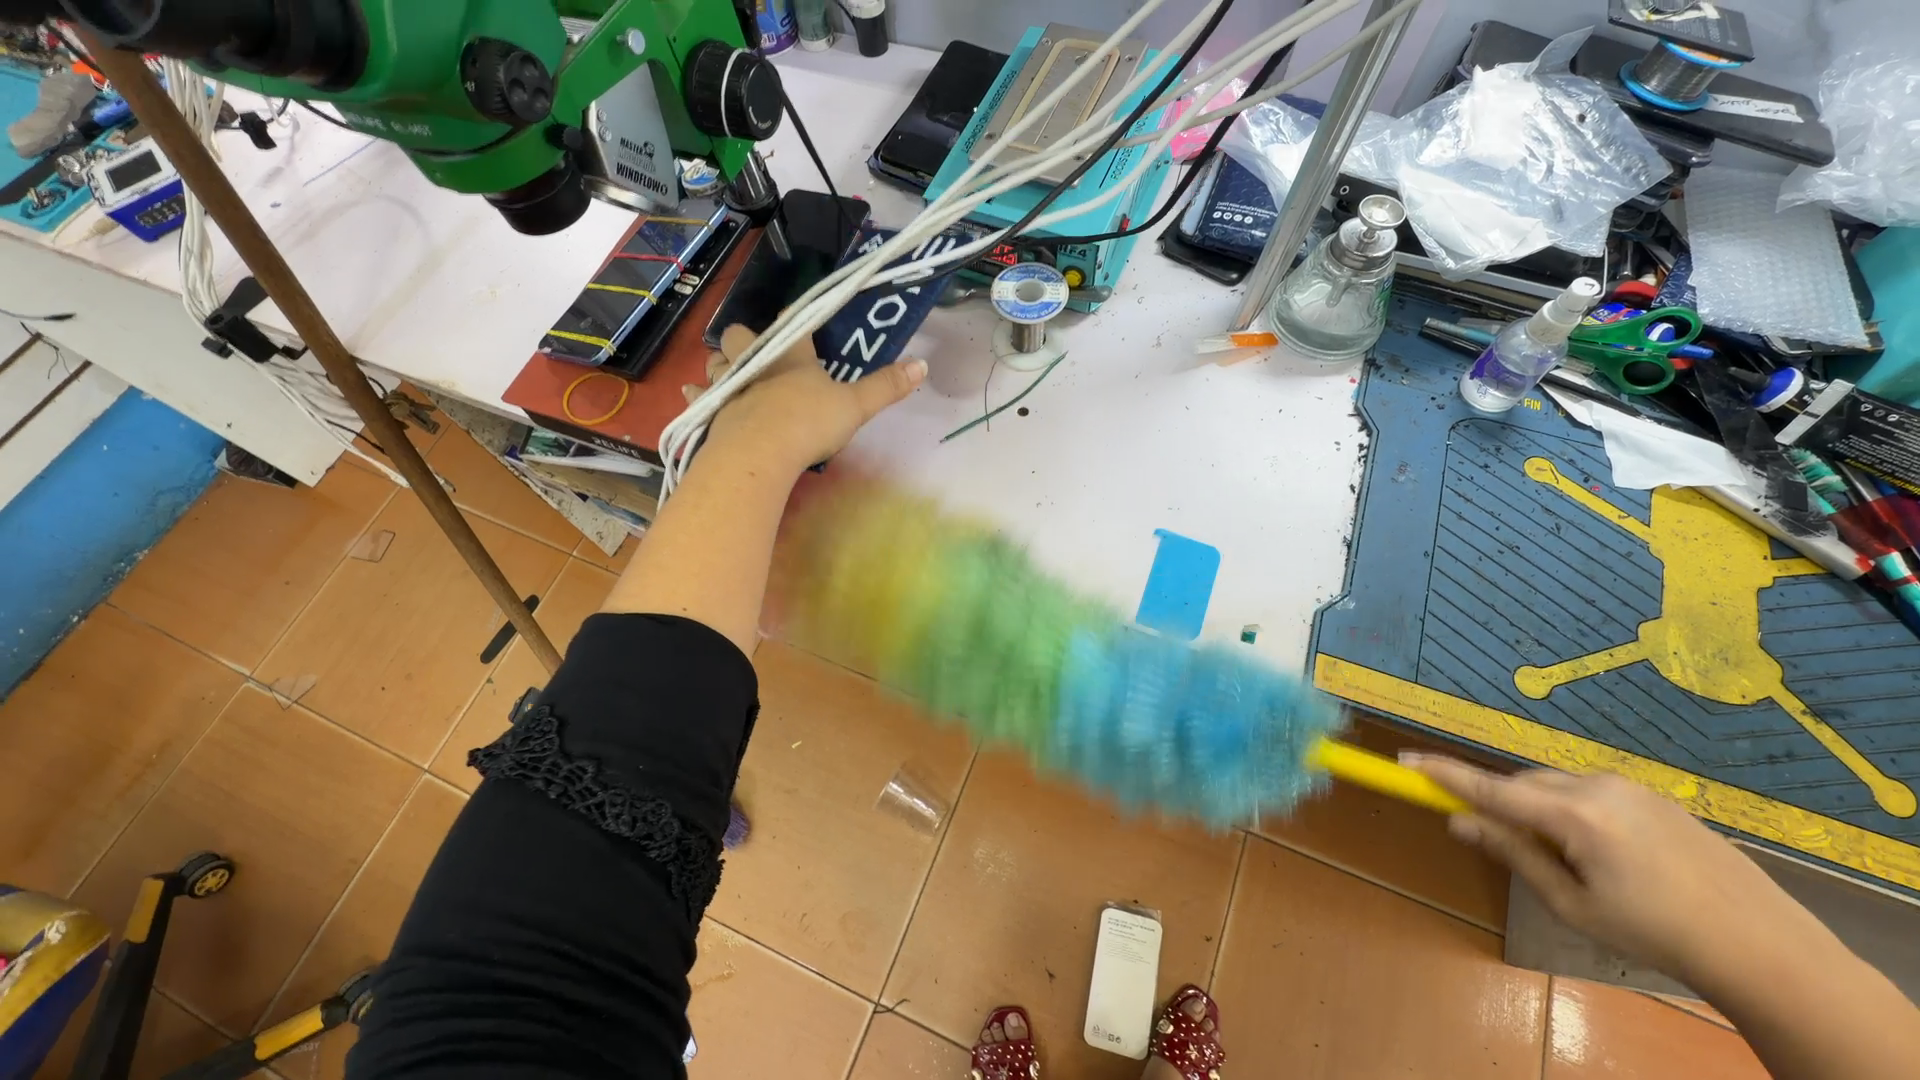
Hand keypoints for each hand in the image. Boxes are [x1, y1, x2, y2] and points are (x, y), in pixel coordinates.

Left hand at [699, 324, 926, 471]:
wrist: (759, 453)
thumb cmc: (807, 423)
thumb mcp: (855, 407)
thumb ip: (886, 387)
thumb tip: (923, 364)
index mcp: (791, 356)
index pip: (792, 325)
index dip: (795, 321)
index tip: (800, 323)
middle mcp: (756, 363)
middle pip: (741, 336)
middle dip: (745, 340)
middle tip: (756, 354)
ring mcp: (729, 386)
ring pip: (716, 362)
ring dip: (721, 365)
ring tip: (730, 374)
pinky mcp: (710, 412)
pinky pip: (697, 396)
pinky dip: (696, 395)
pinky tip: (693, 395)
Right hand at [1408, 757, 1817, 985]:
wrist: (1759, 942)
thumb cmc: (1653, 931)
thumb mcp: (1571, 904)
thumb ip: (1513, 853)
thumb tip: (1461, 821)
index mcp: (1575, 816)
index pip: (1492, 788)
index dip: (1443, 775)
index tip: (1404, 762)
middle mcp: (1597, 787)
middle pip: (1523, 782)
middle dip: (1504, 804)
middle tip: (1506, 845)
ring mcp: (1629, 786)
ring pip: (1555, 785)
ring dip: (1540, 809)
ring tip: (1569, 862)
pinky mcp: (1653, 794)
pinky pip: (1589, 791)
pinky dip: (1572, 810)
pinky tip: (1604, 854)